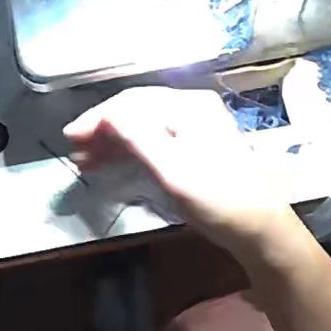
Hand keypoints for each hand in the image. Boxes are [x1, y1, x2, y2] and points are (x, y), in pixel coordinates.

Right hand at [63, 87, 315, 275]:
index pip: (132, 101)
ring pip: (144, 127)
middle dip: (103, 130)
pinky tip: (113, 163)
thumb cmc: (216, 197)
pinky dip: (132, 151)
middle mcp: (193, 109)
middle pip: (137, 111)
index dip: (98, 116)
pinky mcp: (195, 149)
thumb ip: (137, 136)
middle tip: (75, 149)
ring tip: (86, 161)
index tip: (71, 135)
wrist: (259, 228)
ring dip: (114, 142)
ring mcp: (196, 128)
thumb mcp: (172, 168)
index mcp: (189, 105)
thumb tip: (106, 112)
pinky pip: (155, 141)